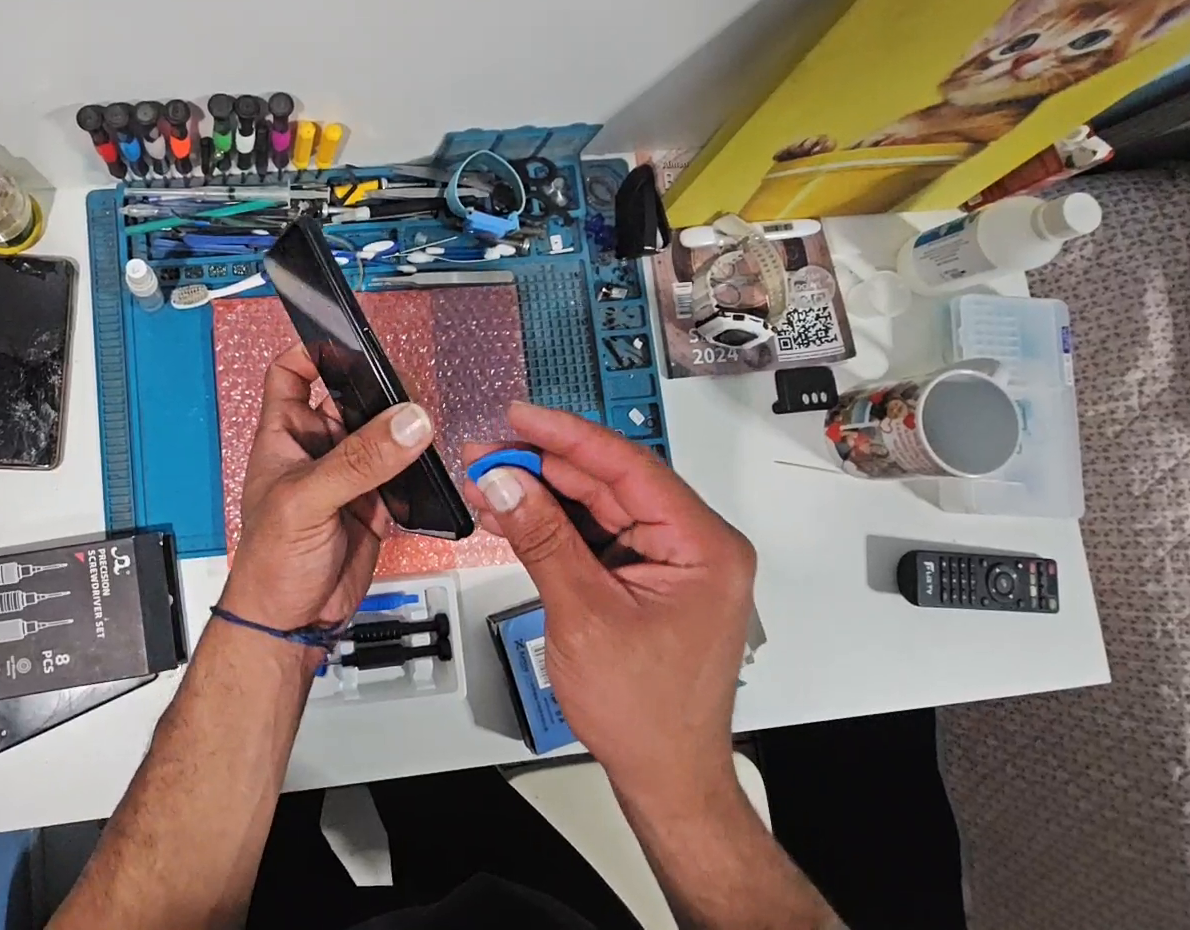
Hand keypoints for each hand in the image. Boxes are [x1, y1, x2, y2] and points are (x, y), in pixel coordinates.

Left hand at [222, 344, 435, 631]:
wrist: (293, 620)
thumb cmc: (270, 562)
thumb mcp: (307, 501)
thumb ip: (357, 461)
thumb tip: (405, 424)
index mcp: (284, 436)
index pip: (292, 373)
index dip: (313, 351)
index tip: (348, 341)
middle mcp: (316, 450)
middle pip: (349, 399)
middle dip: (376, 394)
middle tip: (406, 394)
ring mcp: (346, 476)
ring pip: (379, 435)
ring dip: (400, 432)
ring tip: (420, 430)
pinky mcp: (372, 502)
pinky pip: (399, 472)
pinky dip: (414, 469)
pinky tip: (421, 469)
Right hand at [463, 402, 755, 804]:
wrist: (661, 771)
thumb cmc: (648, 712)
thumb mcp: (584, 614)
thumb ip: (543, 539)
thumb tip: (508, 484)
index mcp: (702, 546)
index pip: (629, 468)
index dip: (568, 437)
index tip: (523, 417)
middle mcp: (688, 545)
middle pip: (607, 482)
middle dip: (542, 467)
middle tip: (488, 455)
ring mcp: (662, 560)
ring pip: (591, 506)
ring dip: (538, 495)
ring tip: (487, 481)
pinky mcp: (636, 575)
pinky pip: (587, 535)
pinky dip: (546, 525)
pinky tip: (508, 513)